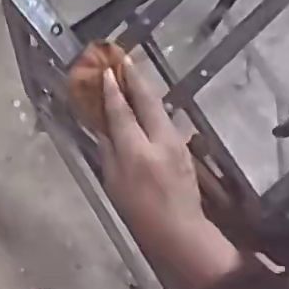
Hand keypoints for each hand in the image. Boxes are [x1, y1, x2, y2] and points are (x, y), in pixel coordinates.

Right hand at [96, 60, 241, 288]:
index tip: (105, 73)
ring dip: (145, 90)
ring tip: (133, 75)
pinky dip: (153, 109)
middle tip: (123, 58)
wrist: (179, 230)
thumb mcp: (114, 183)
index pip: (122, 113)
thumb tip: (104, 128)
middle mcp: (159, 141)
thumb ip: (109, 151)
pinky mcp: (184, 149)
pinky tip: (147, 106)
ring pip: (159, 108)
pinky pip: (165, 121)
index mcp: (136, 151)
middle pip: (147, 100)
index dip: (112, 92)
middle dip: (134, 78)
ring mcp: (176, 143)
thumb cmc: (138, 212)